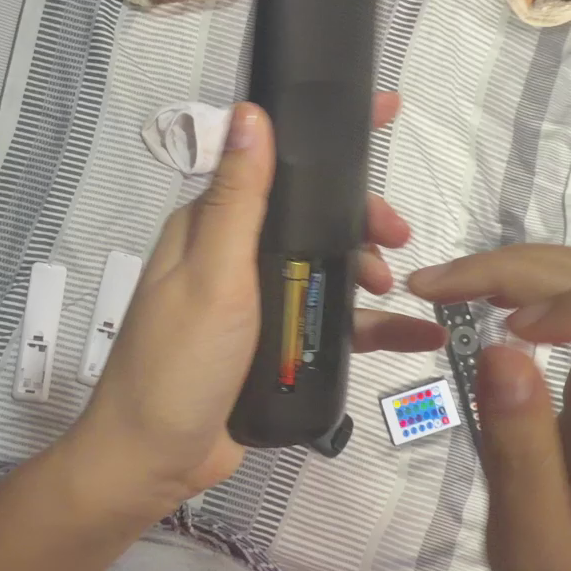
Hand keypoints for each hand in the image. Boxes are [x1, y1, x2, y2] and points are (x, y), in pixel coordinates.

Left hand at [64, 98, 444, 516]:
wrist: (155, 459)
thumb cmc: (179, 359)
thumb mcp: (212, 272)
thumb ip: (238, 198)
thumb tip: (250, 111)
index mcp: (209, 227)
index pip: (270, 164)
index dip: (324, 138)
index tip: (383, 113)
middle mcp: (230, 257)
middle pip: (307, 218)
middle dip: (355, 218)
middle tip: (396, 236)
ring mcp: (252, 303)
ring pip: (321, 268)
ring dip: (363, 268)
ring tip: (393, 286)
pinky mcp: (272, 346)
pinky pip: (326, 323)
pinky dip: (370, 325)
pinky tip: (416, 334)